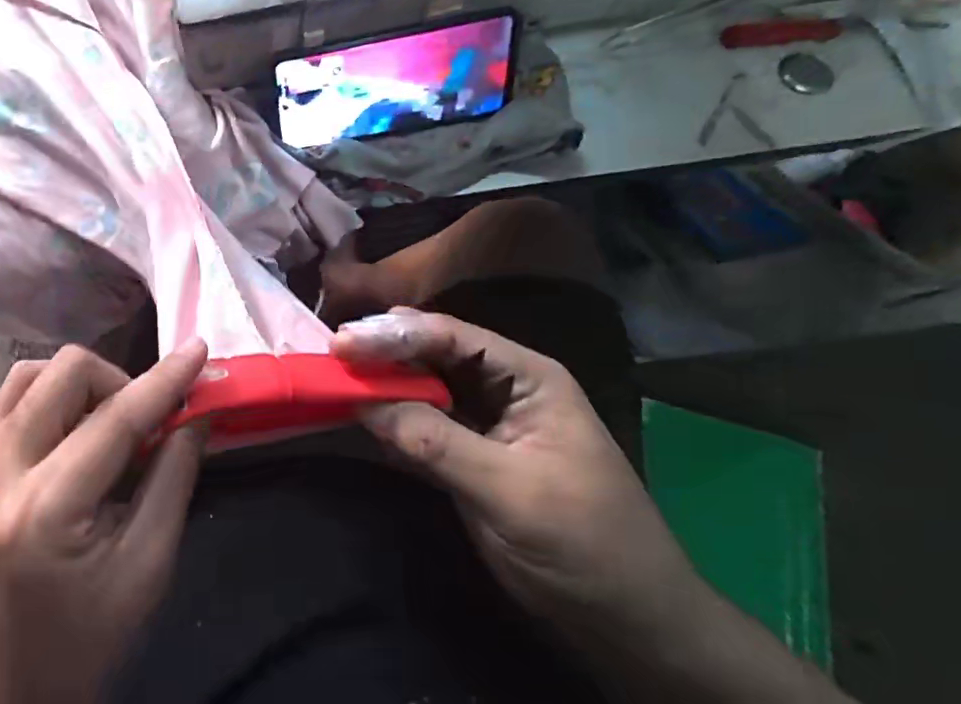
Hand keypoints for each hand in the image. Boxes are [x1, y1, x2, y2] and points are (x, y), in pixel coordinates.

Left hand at [0, 342, 208, 703]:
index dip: (164, 380)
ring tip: (111, 429)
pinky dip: (57, 394)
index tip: (200, 349)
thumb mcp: (148, 566)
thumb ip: (174, 477)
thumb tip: (196, 410)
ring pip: (38, 371)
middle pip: (66, 372)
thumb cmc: (88, 634)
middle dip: (121, 383)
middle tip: (148, 426)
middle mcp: (1, 470)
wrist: (10, 677)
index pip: (115, 419)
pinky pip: (18, 392)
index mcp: (45, 508)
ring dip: (86, 385)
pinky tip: (78, 431)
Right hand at [333, 309, 692, 621]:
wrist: (631, 625)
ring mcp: (487, 422)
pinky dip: (391, 418)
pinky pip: (423, 424)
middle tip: (329, 352)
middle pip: (433, 353)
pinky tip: (358, 413)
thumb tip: (363, 403)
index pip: (452, 337)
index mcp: (528, 376)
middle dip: (383, 350)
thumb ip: (436, 442)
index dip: (395, 334)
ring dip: (383, 382)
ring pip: (424, 386)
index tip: (342, 341)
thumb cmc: (585, 547)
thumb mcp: (510, 491)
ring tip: (333, 374)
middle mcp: (504, 387)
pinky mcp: (472, 456)